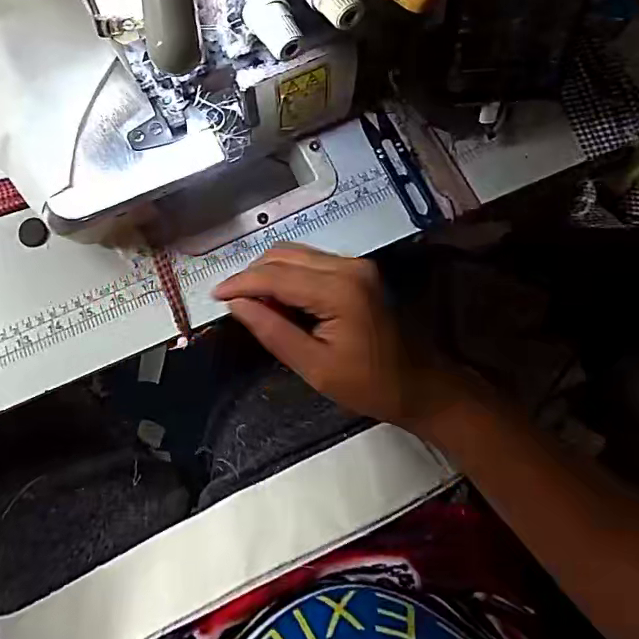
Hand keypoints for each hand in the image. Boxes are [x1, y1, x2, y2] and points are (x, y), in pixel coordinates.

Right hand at [212, 243, 472, 429]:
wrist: (423, 385)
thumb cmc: (370, 385)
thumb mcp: (315, 367)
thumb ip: (273, 331)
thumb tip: (236, 305)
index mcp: (339, 290)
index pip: (276, 276)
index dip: (241, 284)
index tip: (214, 296)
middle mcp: (348, 266)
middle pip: (283, 256)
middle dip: (252, 276)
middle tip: (233, 304)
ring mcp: (355, 264)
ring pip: (294, 253)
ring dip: (268, 272)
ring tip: (254, 304)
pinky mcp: (357, 269)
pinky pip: (309, 261)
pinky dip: (287, 274)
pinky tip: (279, 298)